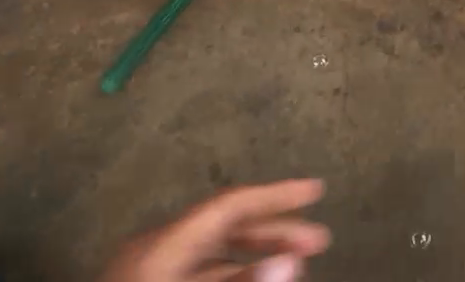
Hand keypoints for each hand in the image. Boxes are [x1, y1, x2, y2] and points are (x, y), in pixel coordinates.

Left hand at [97, 179, 330, 281]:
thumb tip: (293, 262)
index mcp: (162, 249)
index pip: (230, 205)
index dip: (276, 195)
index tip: (317, 191)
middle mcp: (153, 254)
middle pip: (224, 227)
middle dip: (273, 232)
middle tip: (319, 243)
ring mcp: (145, 277)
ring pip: (211, 257)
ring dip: (254, 260)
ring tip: (294, 270)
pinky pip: (196, 278)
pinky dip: (229, 280)